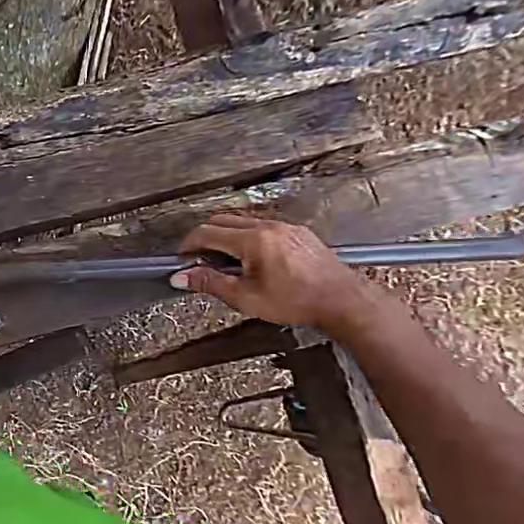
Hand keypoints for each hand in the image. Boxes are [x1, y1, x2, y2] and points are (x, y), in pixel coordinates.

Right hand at [170, 215, 387, 332]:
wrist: (341, 301)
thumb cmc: (296, 301)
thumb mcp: (244, 297)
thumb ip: (210, 283)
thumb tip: (182, 277)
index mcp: (252, 240)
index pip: (207, 233)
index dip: (188, 245)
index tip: (181, 258)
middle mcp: (268, 227)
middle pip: (222, 221)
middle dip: (204, 238)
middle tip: (197, 259)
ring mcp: (285, 228)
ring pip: (243, 223)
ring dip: (225, 237)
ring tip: (223, 262)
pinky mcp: (298, 233)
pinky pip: (263, 227)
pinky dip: (246, 238)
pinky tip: (250, 260)